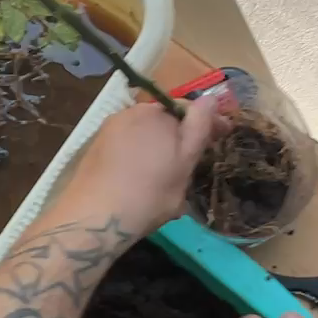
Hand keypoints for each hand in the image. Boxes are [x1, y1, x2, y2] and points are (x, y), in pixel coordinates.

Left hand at [58, 94, 224, 230]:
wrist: (94, 219)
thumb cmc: (148, 193)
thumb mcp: (184, 163)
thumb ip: (199, 128)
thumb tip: (210, 98)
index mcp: (154, 114)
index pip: (188, 108)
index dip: (208, 121)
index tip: (224, 135)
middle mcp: (128, 114)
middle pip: (163, 121)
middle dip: (179, 136)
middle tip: (193, 163)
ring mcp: (107, 131)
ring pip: (143, 135)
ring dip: (157, 148)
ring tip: (166, 177)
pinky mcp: (93, 150)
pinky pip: (125, 147)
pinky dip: (137, 158)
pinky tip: (139, 181)